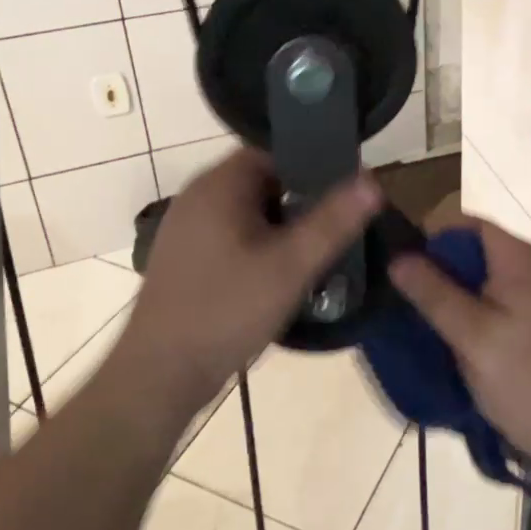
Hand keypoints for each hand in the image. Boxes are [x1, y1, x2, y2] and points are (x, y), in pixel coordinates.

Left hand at [107, 149, 381, 413]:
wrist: (158, 377)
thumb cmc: (226, 311)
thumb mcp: (290, 266)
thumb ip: (333, 221)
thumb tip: (372, 180)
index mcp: (219, 185)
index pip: (275, 152)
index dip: (314, 165)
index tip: (345, 190)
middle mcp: (197, 196)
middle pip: (263, 181)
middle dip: (301, 201)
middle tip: (337, 226)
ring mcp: (186, 228)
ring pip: (249, 211)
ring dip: (281, 226)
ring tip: (316, 251)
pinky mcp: (184, 258)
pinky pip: (231, 234)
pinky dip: (259, 245)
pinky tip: (280, 275)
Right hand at [389, 218, 530, 469]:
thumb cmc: (526, 377)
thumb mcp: (473, 335)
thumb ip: (434, 294)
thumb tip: (397, 258)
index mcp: (514, 256)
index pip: (462, 223)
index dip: (428, 236)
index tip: (395, 264)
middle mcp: (520, 265)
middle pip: (465, 249)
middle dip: (431, 267)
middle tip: (393, 293)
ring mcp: (523, 294)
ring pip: (470, 279)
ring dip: (442, 294)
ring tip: (405, 314)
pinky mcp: (520, 321)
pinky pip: (480, 302)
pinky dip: (457, 312)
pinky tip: (433, 334)